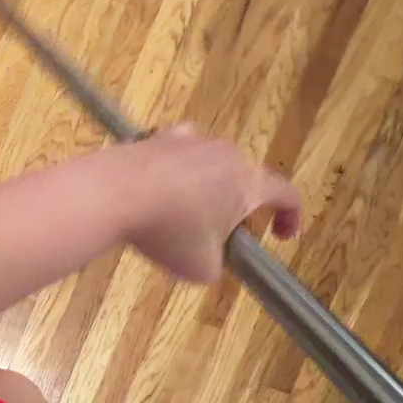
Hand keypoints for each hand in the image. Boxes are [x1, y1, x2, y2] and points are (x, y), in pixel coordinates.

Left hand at [114, 125, 300, 282]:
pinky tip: (158, 186)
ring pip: (209, 161)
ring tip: (183, 211)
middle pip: (245, 176)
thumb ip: (217, 263)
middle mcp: (225, 152)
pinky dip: (173, 169)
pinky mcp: (154, 136)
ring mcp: (188, 139)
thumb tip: (210, 259)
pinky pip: (175, 152)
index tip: (281, 236)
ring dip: (205, 184)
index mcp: (249, 181)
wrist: (111, 193)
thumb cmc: (167, 230)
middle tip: (220, 230)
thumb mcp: (201, 267)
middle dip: (238, 204)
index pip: (287, 194)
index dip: (291, 217)